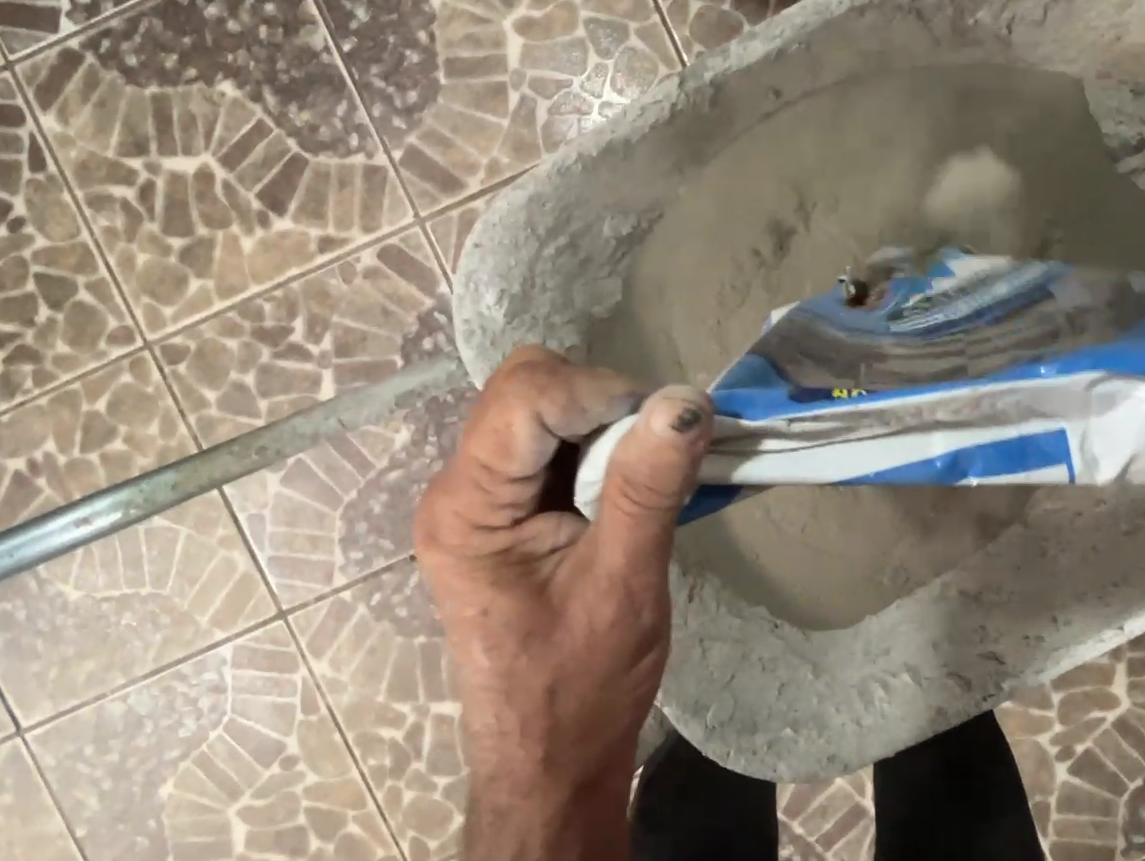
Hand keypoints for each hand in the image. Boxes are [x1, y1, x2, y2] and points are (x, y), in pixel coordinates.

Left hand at [416, 347, 712, 860]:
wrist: (553, 757)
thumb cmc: (582, 684)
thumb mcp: (625, 583)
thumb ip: (648, 486)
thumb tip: (685, 401)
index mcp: (469, 508)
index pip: (526, 398)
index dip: (601, 392)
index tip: (666, 423)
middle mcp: (460, 489)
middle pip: (522, 387)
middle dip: (597, 397)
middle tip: (653, 443)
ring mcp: (481, 497)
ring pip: (538, 403)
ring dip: (601, 418)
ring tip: (647, 464)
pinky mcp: (507, 507)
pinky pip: (550, 438)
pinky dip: (597, 440)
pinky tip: (630, 477)